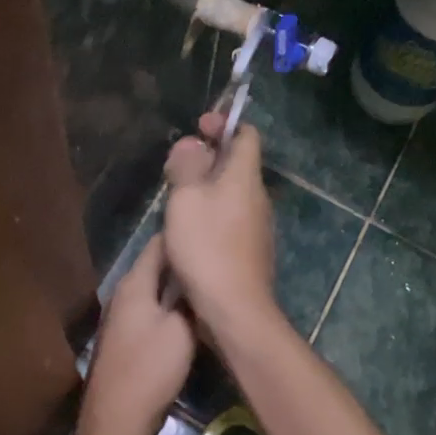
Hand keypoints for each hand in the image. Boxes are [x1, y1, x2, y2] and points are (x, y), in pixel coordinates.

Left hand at [82, 236, 195, 434]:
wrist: (117, 419)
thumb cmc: (150, 368)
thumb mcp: (181, 329)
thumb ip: (190, 299)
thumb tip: (199, 275)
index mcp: (134, 284)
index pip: (159, 245)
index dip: (183, 236)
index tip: (210, 232)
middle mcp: (123, 295)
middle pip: (156, 268)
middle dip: (183, 262)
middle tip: (215, 257)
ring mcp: (121, 320)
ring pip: (154, 292)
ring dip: (177, 287)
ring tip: (208, 282)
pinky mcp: (126, 342)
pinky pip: (152, 313)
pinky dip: (170, 308)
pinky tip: (190, 315)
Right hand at [161, 111, 277, 330]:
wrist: (235, 309)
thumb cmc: (207, 246)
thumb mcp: (185, 199)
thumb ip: (187, 166)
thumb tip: (194, 144)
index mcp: (246, 177)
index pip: (247, 135)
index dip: (224, 124)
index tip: (199, 126)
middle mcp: (258, 197)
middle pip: (238, 165)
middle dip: (208, 158)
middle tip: (177, 166)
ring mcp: (258, 227)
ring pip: (232, 194)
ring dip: (207, 188)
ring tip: (177, 199)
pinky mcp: (251, 252)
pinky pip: (231, 219)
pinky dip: (211, 214)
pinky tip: (189, 231)